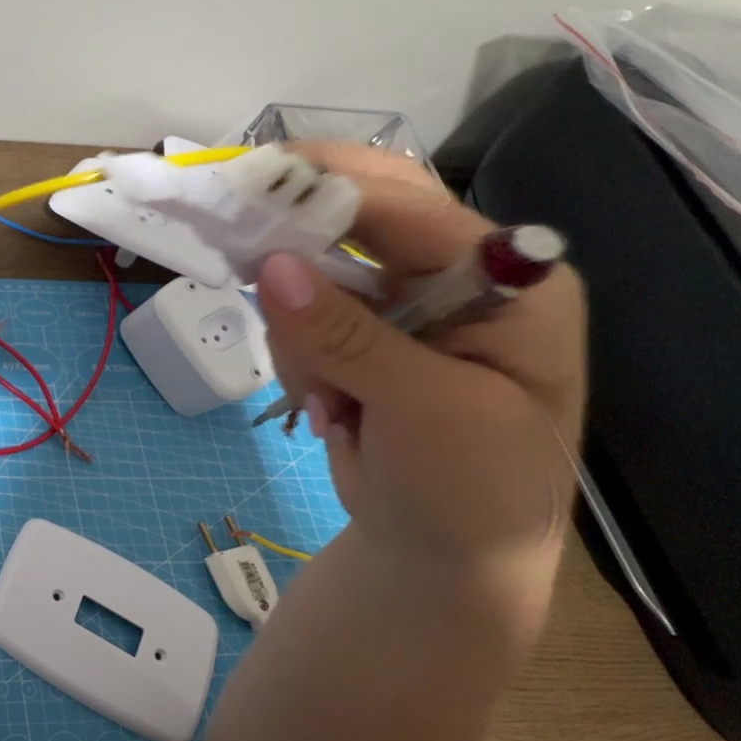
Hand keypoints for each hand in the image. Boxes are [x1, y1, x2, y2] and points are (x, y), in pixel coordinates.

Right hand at [253, 143, 586, 561]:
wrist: (443, 556)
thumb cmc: (470, 488)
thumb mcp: (426, 411)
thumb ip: (349, 337)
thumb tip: (269, 265)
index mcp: (507, 280)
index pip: (409, 207)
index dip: (327, 190)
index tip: (243, 183)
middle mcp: (454, 276)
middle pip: (358, 217)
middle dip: (297, 240)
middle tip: (233, 239)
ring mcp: (400, 306)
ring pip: (310, 275)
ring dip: (297, 331)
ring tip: (329, 401)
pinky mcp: (356, 338)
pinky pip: (295, 318)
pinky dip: (291, 354)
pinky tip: (326, 405)